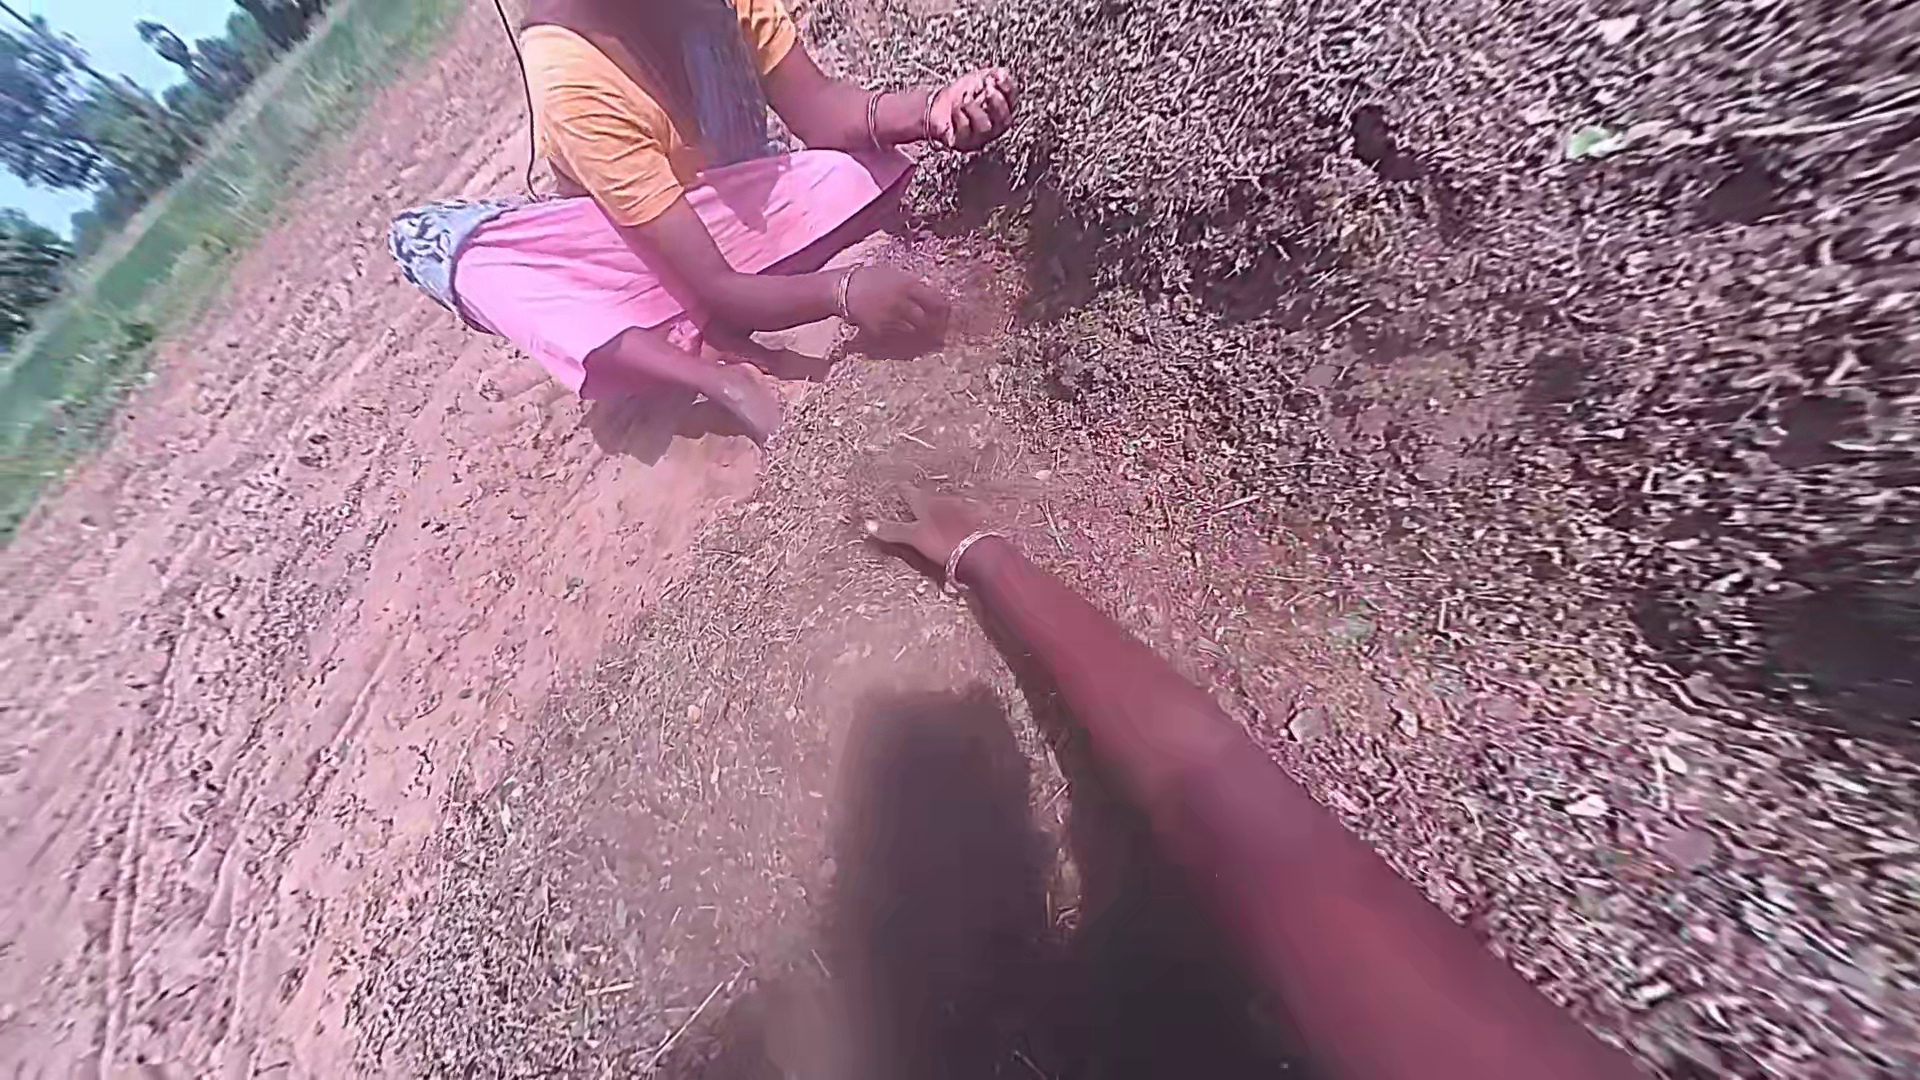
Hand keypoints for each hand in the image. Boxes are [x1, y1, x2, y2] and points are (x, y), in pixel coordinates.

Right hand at [843, 266, 949, 341]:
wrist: (844, 289)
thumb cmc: (870, 279)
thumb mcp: (894, 275)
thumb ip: (913, 286)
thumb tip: (931, 297)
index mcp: (908, 286)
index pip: (936, 301)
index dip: (944, 310)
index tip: (947, 315)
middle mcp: (902, 303)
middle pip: (927, 321)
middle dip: (935, 328)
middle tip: (940, 333)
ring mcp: (891, 318)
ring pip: (914, 332)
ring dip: (921, 335)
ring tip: (927, 339)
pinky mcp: (881, 331)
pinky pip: (897, 338)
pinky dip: (904, 339)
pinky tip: (906, 339)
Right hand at [865, 487, 988, 570]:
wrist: (976, 550)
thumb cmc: (942, 543)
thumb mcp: (912, 538)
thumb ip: (892, 531)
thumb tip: (869, 524)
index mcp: (924, 502)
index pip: (909, 492)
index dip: (903, 489)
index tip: (899, 486)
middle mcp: (943, 499)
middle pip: (930, 494)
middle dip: (925, 496)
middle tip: (919, 498)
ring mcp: (963, 506)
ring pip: (950, 501)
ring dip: (945, 504)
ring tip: (942, 511)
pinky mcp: (980, 515)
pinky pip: (972, 510)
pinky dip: (967, 513)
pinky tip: (968, 519)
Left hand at [928, 68, 1017, 151]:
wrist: (937, 106)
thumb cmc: (960, 95)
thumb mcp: (979, 80)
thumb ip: (993, 76)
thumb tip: (1003, 74)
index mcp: (1000, 113)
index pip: (1012, 105)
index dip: (1008, 91)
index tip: (998, 77)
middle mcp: (992, 130)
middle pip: (1003, 121)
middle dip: (996, 102)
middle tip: (986, 89)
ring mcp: (977, 139)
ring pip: (984, 128)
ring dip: (975, 108)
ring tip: (966, 97)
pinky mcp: (961, 143)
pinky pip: (965, 131)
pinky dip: (960, 115)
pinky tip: (956, 107)